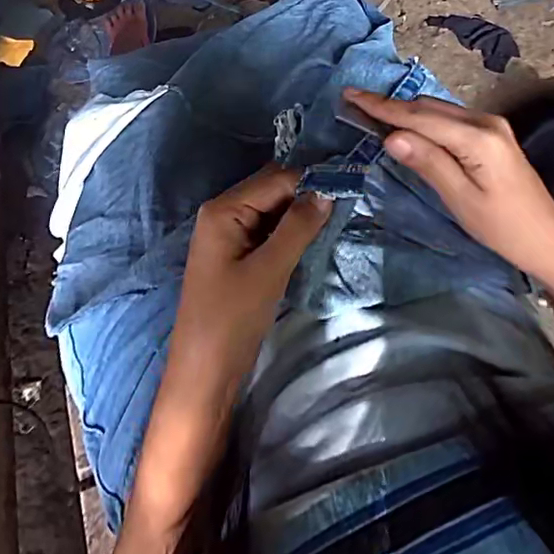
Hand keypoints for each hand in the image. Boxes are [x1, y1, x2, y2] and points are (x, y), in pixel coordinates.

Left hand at [112, 168, 328, 553]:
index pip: (277, 179)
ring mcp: (227, 232)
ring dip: (301, 211)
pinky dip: (290, 229)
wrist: (203, 374)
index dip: (312, 180)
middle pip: (273, 188)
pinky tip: (313, 235)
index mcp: (223, 209)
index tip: (350, 186)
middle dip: (308, 193)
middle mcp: (222, 212)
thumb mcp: (270, 270)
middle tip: (346, 202)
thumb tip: (327, 190)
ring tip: (336, 217)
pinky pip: (268, 228)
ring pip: (273, 208)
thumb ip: (298, 226)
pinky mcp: (235, 252)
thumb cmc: (232, 321)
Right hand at [343, 89, 553, 281]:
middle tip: (353, 103)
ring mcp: (490, 125)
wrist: (548, 237)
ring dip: (405, 111)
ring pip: (438, 110)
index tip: (351, 95)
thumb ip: (428, 163)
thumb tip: (391, 136)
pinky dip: (423, 120)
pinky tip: (406, 126)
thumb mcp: (461, 200)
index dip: (382, 107)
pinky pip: (449, 119)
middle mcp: (485, 121)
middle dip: (390, 105)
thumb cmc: (504, 228)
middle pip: (428, 107)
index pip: (420, 117)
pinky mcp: (491, 134)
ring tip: (371, 112)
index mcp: (478, 138)